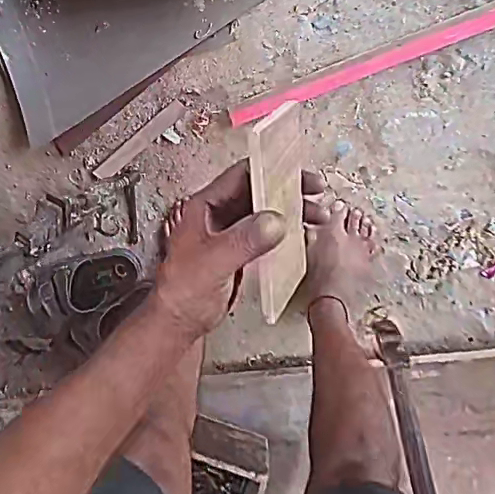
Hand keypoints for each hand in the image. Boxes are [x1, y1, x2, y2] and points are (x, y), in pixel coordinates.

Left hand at [151, 159, 325, 336]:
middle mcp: (217, 216)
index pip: (241, 176)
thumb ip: (243, 241)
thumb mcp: (213, 262)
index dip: (271, 171)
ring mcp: (229, 234)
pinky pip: (265, 235)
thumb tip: (274, 221)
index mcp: (204, 207)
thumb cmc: (181, 292)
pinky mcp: (239, 252)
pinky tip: (301, 236)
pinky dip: (285, 233)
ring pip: (264, 213)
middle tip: (315, 193)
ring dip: (290, 212)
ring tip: (316, 216)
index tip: (298, 175)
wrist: (178, 322)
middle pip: (257, 192)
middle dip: (288, 191)